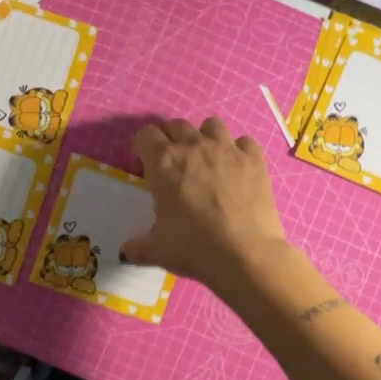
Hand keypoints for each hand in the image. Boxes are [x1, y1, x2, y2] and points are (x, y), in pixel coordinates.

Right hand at [121, 117, 297, 293]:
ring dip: (205, 137)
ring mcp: (227, 149)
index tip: (145, 163)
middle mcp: (194, 147)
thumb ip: (138, 246)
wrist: (244, 254)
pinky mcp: (254, 159)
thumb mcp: (157, 250)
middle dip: (171, 139)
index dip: (143, 146)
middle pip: (177, 125)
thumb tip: (127, 251)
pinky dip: (239, 151)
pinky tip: (237, 168)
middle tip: (174, 163)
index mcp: (164, 163)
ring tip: (207, 159)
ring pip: (212, 125)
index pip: (146, 135)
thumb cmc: (193, 247)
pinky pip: (244, 142)